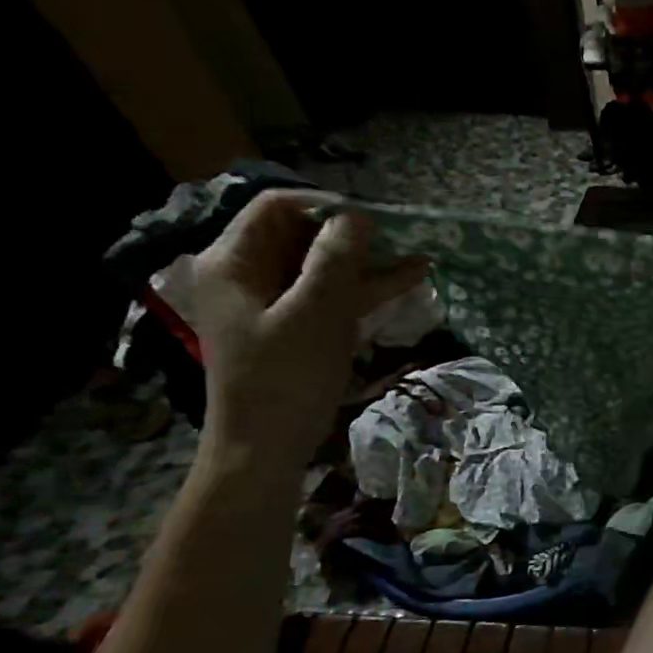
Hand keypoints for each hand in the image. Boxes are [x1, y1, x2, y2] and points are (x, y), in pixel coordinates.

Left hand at [185, 190, 428, 467]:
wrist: (267, 446)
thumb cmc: (284, 378)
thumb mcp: (314, 315)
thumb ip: (335, 262)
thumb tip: (358, 218)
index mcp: (234, 261)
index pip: (276, 208)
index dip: (325, 206)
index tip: (374, 219)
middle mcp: (249, 274)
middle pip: (302, 236)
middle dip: (353, 235)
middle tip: (402, 237)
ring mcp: (274, 303)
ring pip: (323, 269)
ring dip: (368, 264)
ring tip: (418, 259)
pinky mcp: (297, 329)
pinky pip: (331, 297)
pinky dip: (364, 291)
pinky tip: (405, 283)